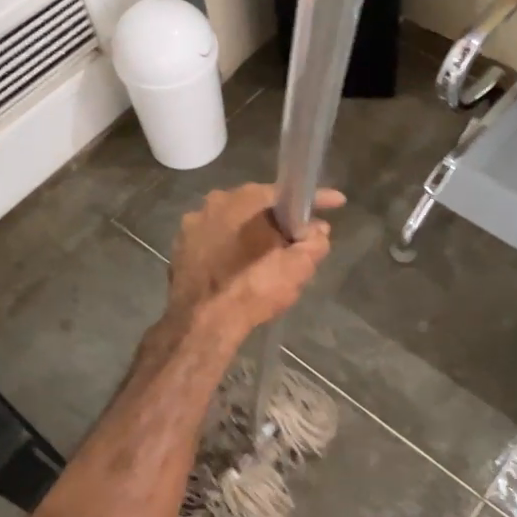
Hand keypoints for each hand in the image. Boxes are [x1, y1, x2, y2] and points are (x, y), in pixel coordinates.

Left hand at [166, 183, 345, 342]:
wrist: (202, 323)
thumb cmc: (254, 288)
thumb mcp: (298, 268)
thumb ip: (315, 242)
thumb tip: (318, 229)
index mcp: (248, 198)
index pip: (289, 193)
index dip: (317, 199)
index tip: (337, 203)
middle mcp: (218, 200)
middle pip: (259, 206)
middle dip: (279, 219)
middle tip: (298, 239)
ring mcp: (194, 221)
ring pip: (233, 221)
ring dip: (251, 233)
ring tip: (266, 256)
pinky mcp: (180, 245)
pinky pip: (213, 239)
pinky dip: (228, 247)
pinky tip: (237, 266)